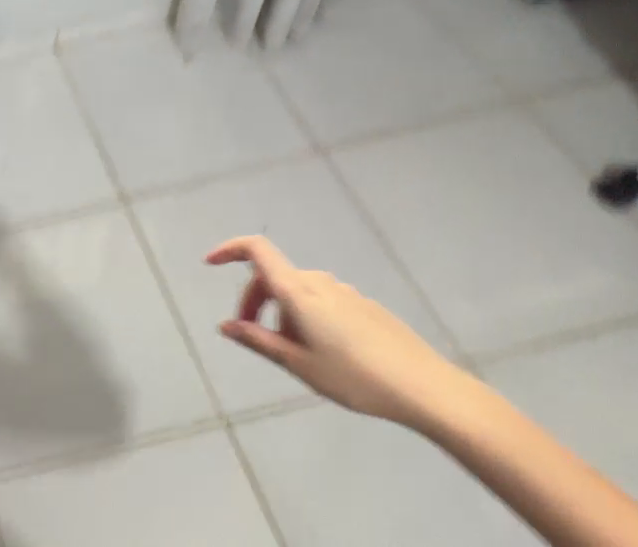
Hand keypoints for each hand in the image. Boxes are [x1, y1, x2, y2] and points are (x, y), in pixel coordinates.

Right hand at [205, 236, 469, 427]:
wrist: (427, 389)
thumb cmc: (356, 377)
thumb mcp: (299, 365)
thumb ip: (258, 341)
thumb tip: (225, 326)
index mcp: (299, 292)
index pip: (257, 250)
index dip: (230, 249)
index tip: (210, 263)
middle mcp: (320, 283)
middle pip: (274, 276)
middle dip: (255, 300)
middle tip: (250, 335)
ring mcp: (346, 292)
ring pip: (299, 291)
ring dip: (283, 312)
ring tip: (293, 353)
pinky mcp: (365, 306)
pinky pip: (323, 300)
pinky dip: (308, 316)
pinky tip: (325, 354)